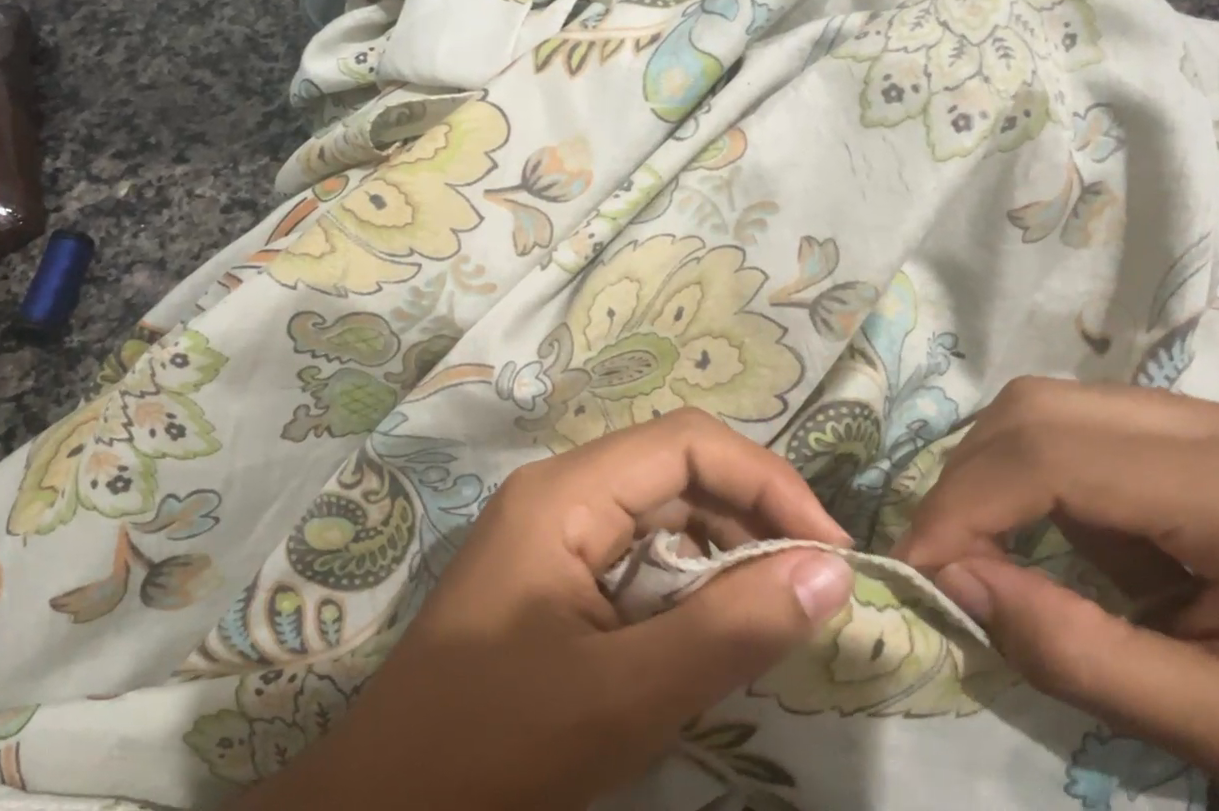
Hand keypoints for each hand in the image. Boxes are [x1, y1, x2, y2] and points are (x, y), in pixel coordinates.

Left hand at [242, 408, 854, 810]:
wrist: (386, 803)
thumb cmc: (497, 742)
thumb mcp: (627, 693)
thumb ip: (732, 629)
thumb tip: (833, 571)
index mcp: (565, 494)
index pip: (687, 443)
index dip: (768, 482)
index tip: (828, 551)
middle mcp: (557, 494)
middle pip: (676, 469)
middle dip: (751, 515)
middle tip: (811, 585)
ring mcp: (550, 534)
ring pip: (660, 513)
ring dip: (723, 552)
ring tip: (769, 611)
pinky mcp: (550, 576)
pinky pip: (636, 555)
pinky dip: (686, 582)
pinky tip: (709, 628)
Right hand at [897, 377, 1218, 810]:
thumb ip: (1081, 656)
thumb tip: (956, 583)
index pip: (1051, 455)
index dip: (960, 506)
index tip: (918, 573)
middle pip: (1040, 407)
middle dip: (967, 480)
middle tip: (945, 561)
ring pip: (1055, 405)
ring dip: (998, 473)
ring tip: (993, 554)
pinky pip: (1091, 428)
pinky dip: (1043, 477)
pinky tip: (1067, 542)